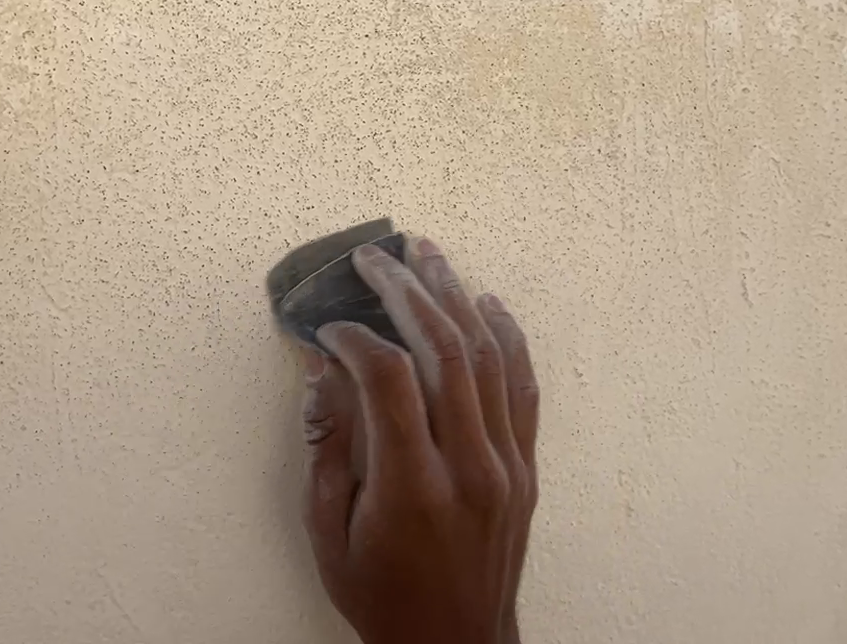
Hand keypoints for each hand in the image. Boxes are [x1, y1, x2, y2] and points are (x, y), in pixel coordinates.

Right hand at [301, 239, 539, 643]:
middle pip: (444, 350)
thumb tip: (320, 367)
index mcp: (413, 486)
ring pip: (486, 356)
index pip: (389, 377)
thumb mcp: (326, 528)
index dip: (354, 337)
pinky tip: (488, 301)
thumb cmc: (379, 594)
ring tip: (427, 252)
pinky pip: (524, 387)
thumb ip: (323, 442)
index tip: (327, 328)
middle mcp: (470, 466)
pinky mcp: (526, 467)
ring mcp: (507, 464)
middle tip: (374, 256)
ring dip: (454, 295)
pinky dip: (508, 336)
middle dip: (404, 290)